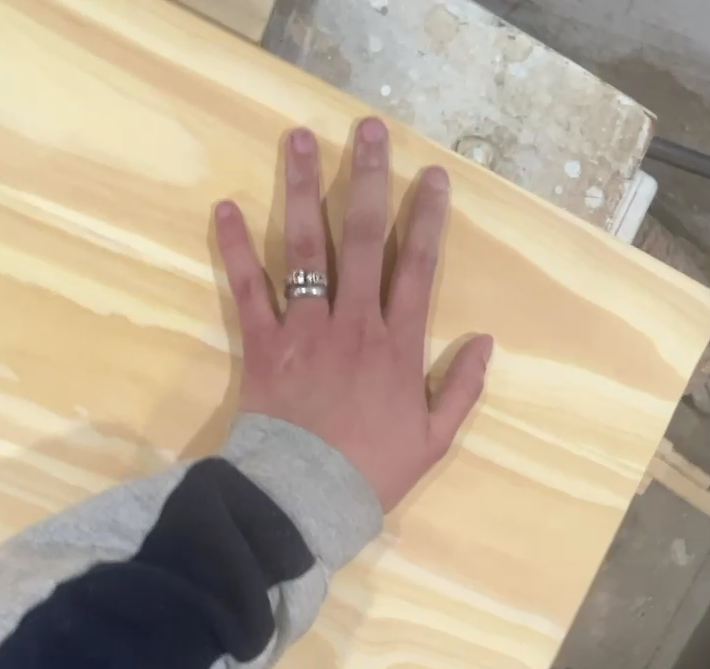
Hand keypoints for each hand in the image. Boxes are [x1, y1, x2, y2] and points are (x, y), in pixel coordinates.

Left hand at [211, 118, 491, 511]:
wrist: (306, 498)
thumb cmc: (371, 474)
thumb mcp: (433, 440)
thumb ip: (460, 389)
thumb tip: (484, 342)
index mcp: (399, 346)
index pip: (419, 269)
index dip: (427, 219)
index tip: (431, 175)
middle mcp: (355, 324)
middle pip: (366, 240)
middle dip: (368, 180)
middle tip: (366, 130)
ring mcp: (307, 330)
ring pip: (308, 249)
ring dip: (304, 191)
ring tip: (299, 140)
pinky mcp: (265, 345)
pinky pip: (249, 289)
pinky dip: (237, 249)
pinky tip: (226, 209)